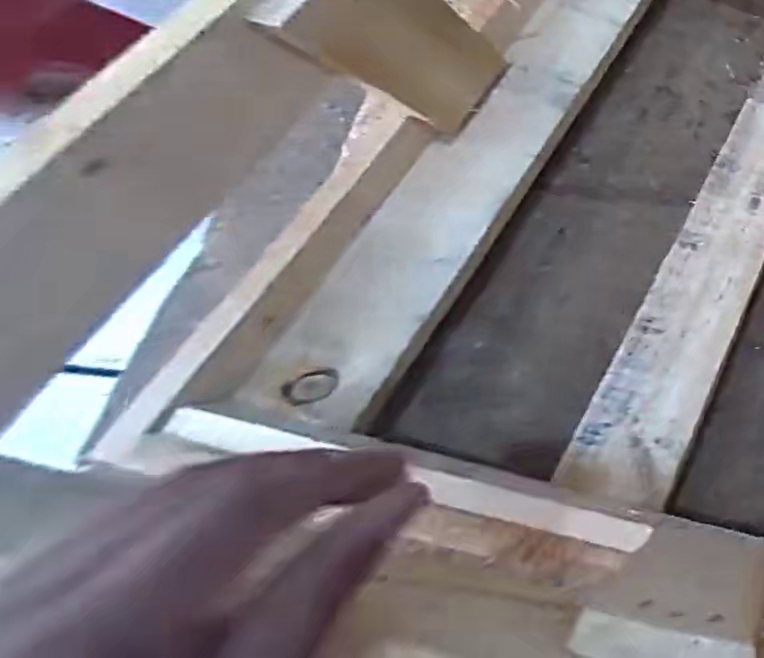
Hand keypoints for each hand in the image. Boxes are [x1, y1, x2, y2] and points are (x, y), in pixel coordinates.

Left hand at [0, 450, 425, 657]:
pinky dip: (192, 506)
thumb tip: (405, 500)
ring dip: (251, 482)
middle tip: (369, 476)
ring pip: (157, 498)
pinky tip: (229, 521)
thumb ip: (324, 587)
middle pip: (204, 489)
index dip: (338, 471)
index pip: (254, 498)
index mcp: (121, 614)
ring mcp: (21, 595)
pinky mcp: (15, 601)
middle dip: (300, 472)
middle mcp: (55, 591)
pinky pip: (114, 524)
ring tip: (314, 489)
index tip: (399, 469)